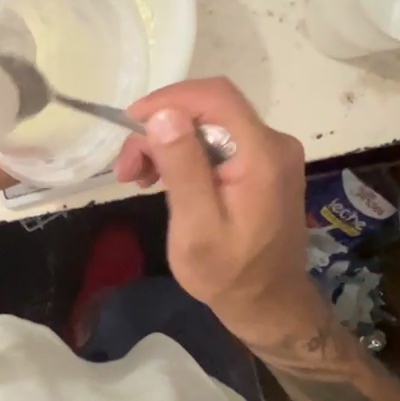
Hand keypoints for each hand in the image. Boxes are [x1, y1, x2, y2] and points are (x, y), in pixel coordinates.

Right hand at [113, 77, 320, 344]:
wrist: (268, 304)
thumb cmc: (228, 273)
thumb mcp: (197, 226)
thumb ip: (183, 168)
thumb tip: (163, 115)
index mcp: (261, 154)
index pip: (215, 96)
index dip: (168, 100)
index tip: (130, 125)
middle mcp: (272, 143)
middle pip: (208, 110)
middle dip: (160, 129)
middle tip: (126, 169)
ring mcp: (269, 154)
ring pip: (209, 126)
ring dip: (167, 144)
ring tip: (137, 178)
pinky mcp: (262, 167)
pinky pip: (218, 144)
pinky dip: (184, 155)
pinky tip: (163, 180)